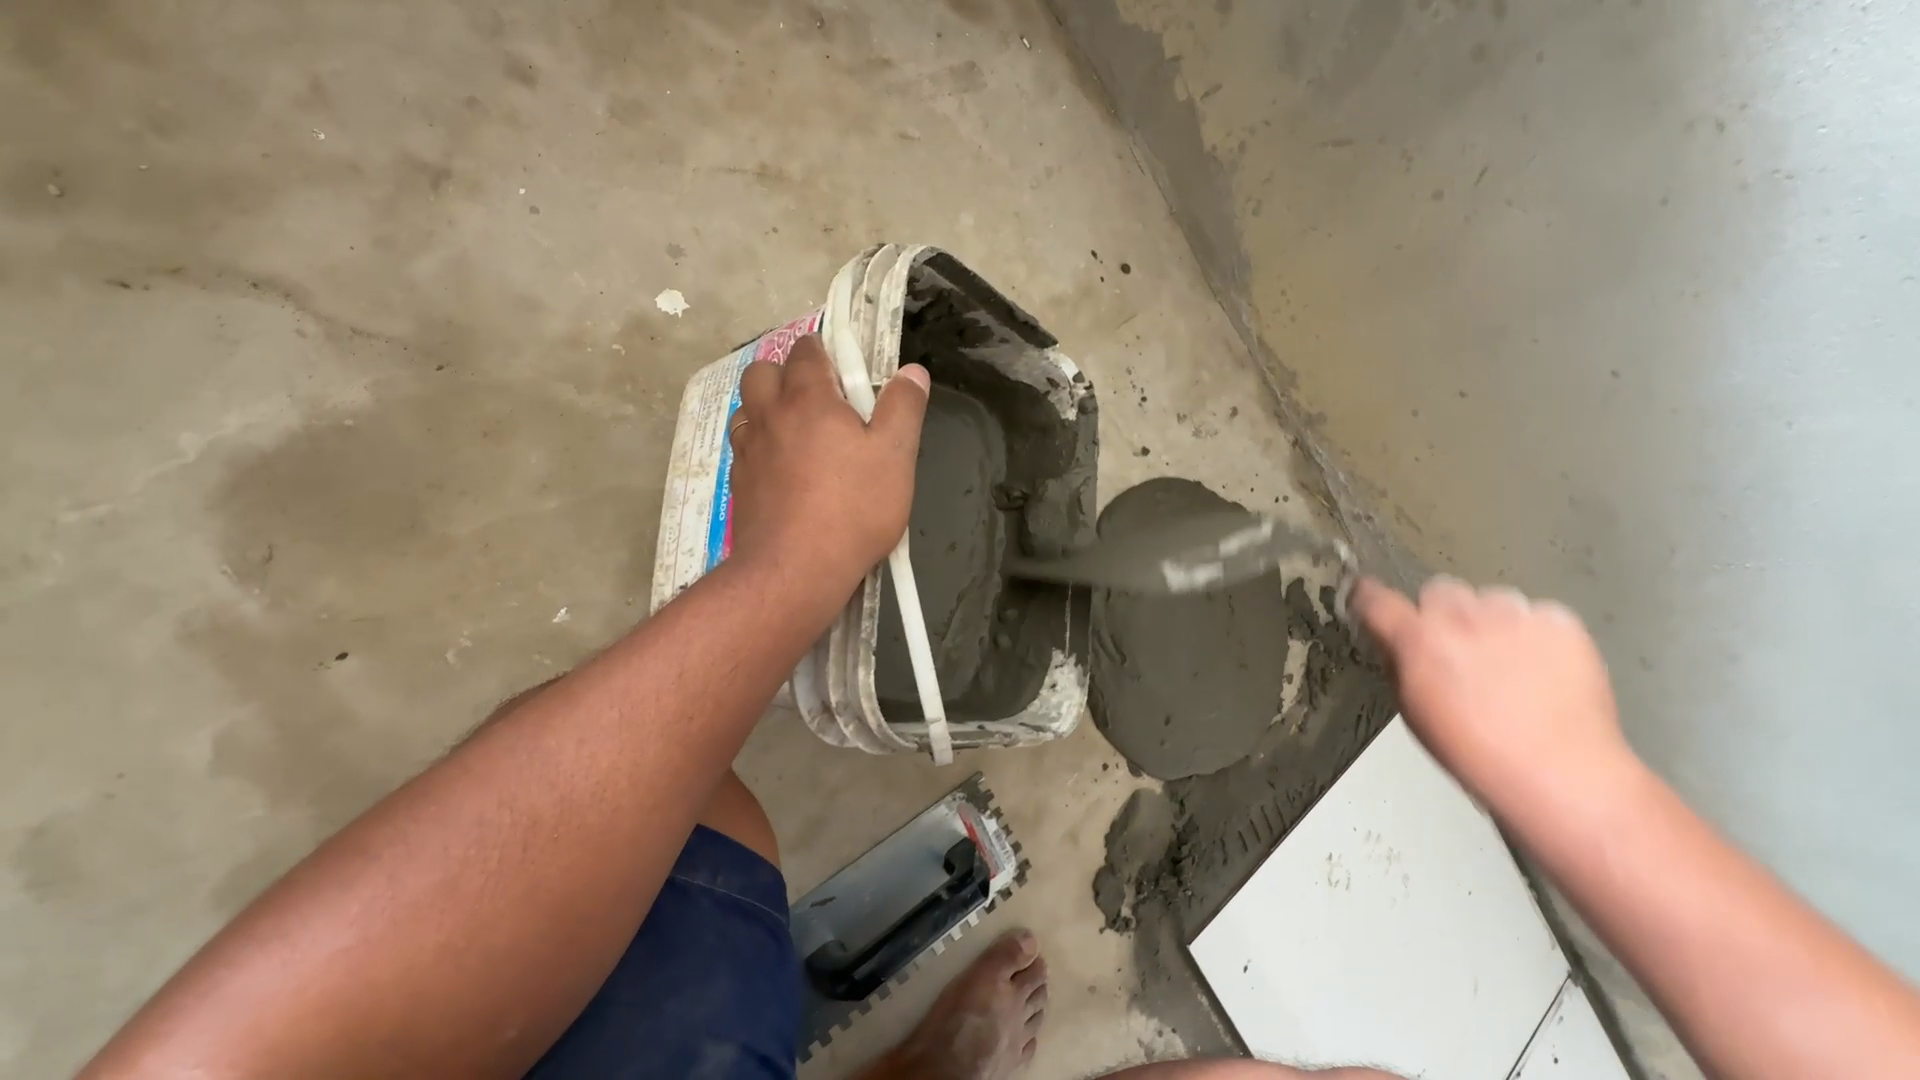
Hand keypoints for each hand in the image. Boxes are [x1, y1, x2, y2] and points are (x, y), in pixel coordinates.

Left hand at [727, 334, 929, 597]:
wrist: (795, 570)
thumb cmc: (853, 509)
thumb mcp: (895, 456)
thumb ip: (903, 408)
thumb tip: (912, 372)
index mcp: (809, 399)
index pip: (806, 350)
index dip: (826, 353)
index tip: (848, 374)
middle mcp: (770, 415)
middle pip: (763, 371)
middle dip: (787, 374)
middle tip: (821, 403)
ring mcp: (748, 450)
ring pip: (747, 409)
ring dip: (768, 409)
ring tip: (800, 435)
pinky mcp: (739, 484)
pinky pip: (744, 448)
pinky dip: (761, 446)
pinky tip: (783, 471)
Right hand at [1351, 576, 1638, 816]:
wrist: (1559, 774)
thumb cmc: (1474, 754)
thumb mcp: (1414, 713)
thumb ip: (1400, 665)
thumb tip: (1393, 641)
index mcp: (1419, 640)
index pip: (1377, 599)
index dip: (1368, 597)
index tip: (1369, 599)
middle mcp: (1464, 617)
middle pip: (1439, 590)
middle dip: (1440, 613)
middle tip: (1455, 647)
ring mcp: (1516, 615)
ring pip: (1490, 599)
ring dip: (1489, 621)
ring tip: (1506, 661)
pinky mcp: (1561, 622)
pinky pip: (1537, 614)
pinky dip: (1533, 634)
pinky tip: (1541, 668)